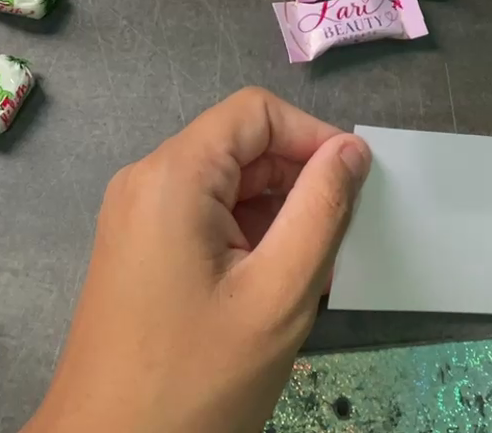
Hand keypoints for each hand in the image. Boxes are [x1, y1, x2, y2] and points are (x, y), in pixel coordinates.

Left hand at [23, 87, 370, 432]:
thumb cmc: (195, 379)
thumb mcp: (278, 295)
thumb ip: (321, 211)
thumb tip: (349, 151)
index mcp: (174, 174)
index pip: (255, 112)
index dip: (311, 134)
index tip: (354, 181)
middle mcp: (148, 178)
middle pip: (239, 145)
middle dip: (295, 179)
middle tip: (338, 237)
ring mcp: (137, 213)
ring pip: (225, 182)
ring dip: (275, 212)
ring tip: (309, 270)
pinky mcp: (138, 245)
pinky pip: (204, 213)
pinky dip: (246, 233)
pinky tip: (271, 282)